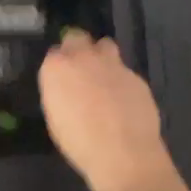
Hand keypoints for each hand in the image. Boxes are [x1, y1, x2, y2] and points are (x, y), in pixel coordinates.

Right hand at [40, 30, 176, 190]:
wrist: (123, 153)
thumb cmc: (79, 142)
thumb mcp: (56, 117)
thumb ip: (60, 92)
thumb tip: (67, 86)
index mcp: (57, 67)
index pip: (54, 52)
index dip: (59, 64)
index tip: (61, 77)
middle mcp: (85, 58)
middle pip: (78, 37)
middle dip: (78, 47)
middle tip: (80, 69)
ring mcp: (113, 64)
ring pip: (106, 46)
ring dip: (102, 57)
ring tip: (104, 81)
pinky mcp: (136, 76)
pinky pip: (125, 72)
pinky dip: (122, 81)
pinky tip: (124, 103)